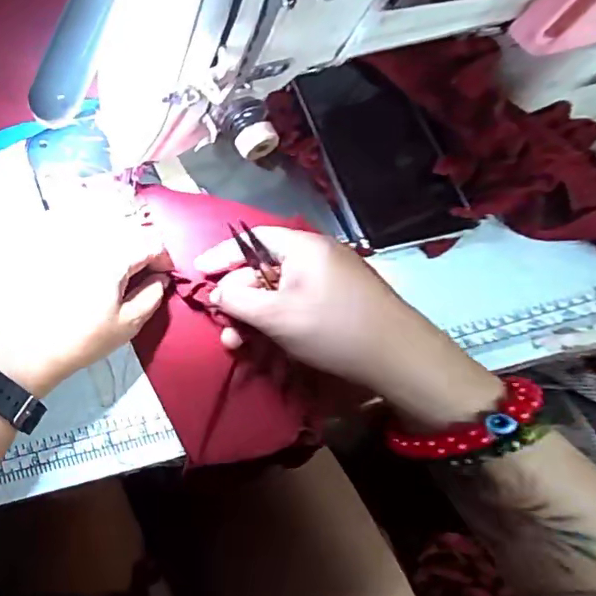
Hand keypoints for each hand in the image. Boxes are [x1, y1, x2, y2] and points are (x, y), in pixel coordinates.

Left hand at [0, 210, 170, 395]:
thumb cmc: (86, 339)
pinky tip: (98, 280)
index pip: (151, 242)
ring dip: (123, 252)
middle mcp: (94, 244)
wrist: (35, 348)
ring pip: (109, 236)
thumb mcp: (129, 323)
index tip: (165, 276)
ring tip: (123, 280)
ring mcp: (74, 247)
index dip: (165, 258)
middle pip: (130, 233)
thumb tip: (161, 278)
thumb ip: (153, 295)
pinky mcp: (58, 255)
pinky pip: (89, 244)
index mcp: (115, 258)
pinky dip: (102, 255)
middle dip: (144, 252)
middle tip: (147, 278)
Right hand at [195, 226, 503, 427]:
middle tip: (222, 325)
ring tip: (239, 344)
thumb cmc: (331, 328)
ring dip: (254, 317)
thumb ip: (237, 300)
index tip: (198, 272)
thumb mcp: (275, 316)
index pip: (251, 239)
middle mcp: (316, 255)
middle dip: (237, 299)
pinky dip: (277, 321)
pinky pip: (296, 303)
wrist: (397, 357)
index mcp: (302, 247)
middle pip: (262, 269)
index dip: (221, 255)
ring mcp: (330, 278)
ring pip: (277, 292)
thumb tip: (218, 291)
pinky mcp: (338, 301)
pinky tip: (267, 345)